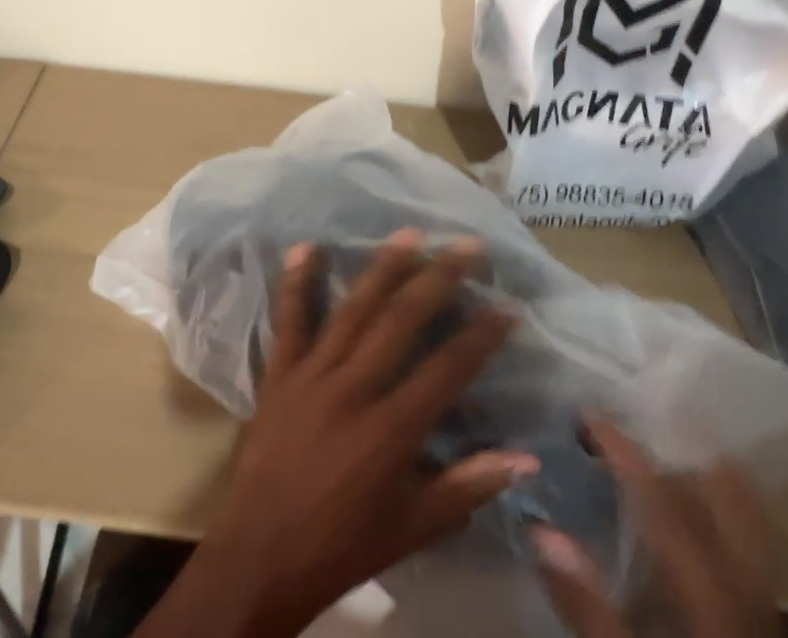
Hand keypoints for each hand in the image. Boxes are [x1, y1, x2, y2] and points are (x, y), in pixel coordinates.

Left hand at [135, 231, 534, 637]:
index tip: (507, 307)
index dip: (480, 336)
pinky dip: (298, 284)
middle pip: (401, 322)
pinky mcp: (278, 377)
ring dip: (382, 269)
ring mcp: (310, 377)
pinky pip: (288, 323)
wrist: (260, 554)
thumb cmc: (343, 545)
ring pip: (351, 312)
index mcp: (390, 429)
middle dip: (438, 280)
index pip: (446, 369)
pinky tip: (307, 247)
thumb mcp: (414, 526)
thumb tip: (527, 460)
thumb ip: (468, 487)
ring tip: (408, 233)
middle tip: (467, 245)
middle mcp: (352, 390)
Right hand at [532, 422, 784, 637]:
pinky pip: (759, 536)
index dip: (626, 450)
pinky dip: (733, 501)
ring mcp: (767, 597)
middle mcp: (747, 582)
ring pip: (755, 512)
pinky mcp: (769, 613)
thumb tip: (540, 529)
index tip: (591, 413)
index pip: (665, 499)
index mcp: (707, 590)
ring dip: (716, 467)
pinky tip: (707, 501)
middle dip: (689, 442)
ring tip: (677, 437)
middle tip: (644, 408)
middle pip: (730, 494)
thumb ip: (585, 604)